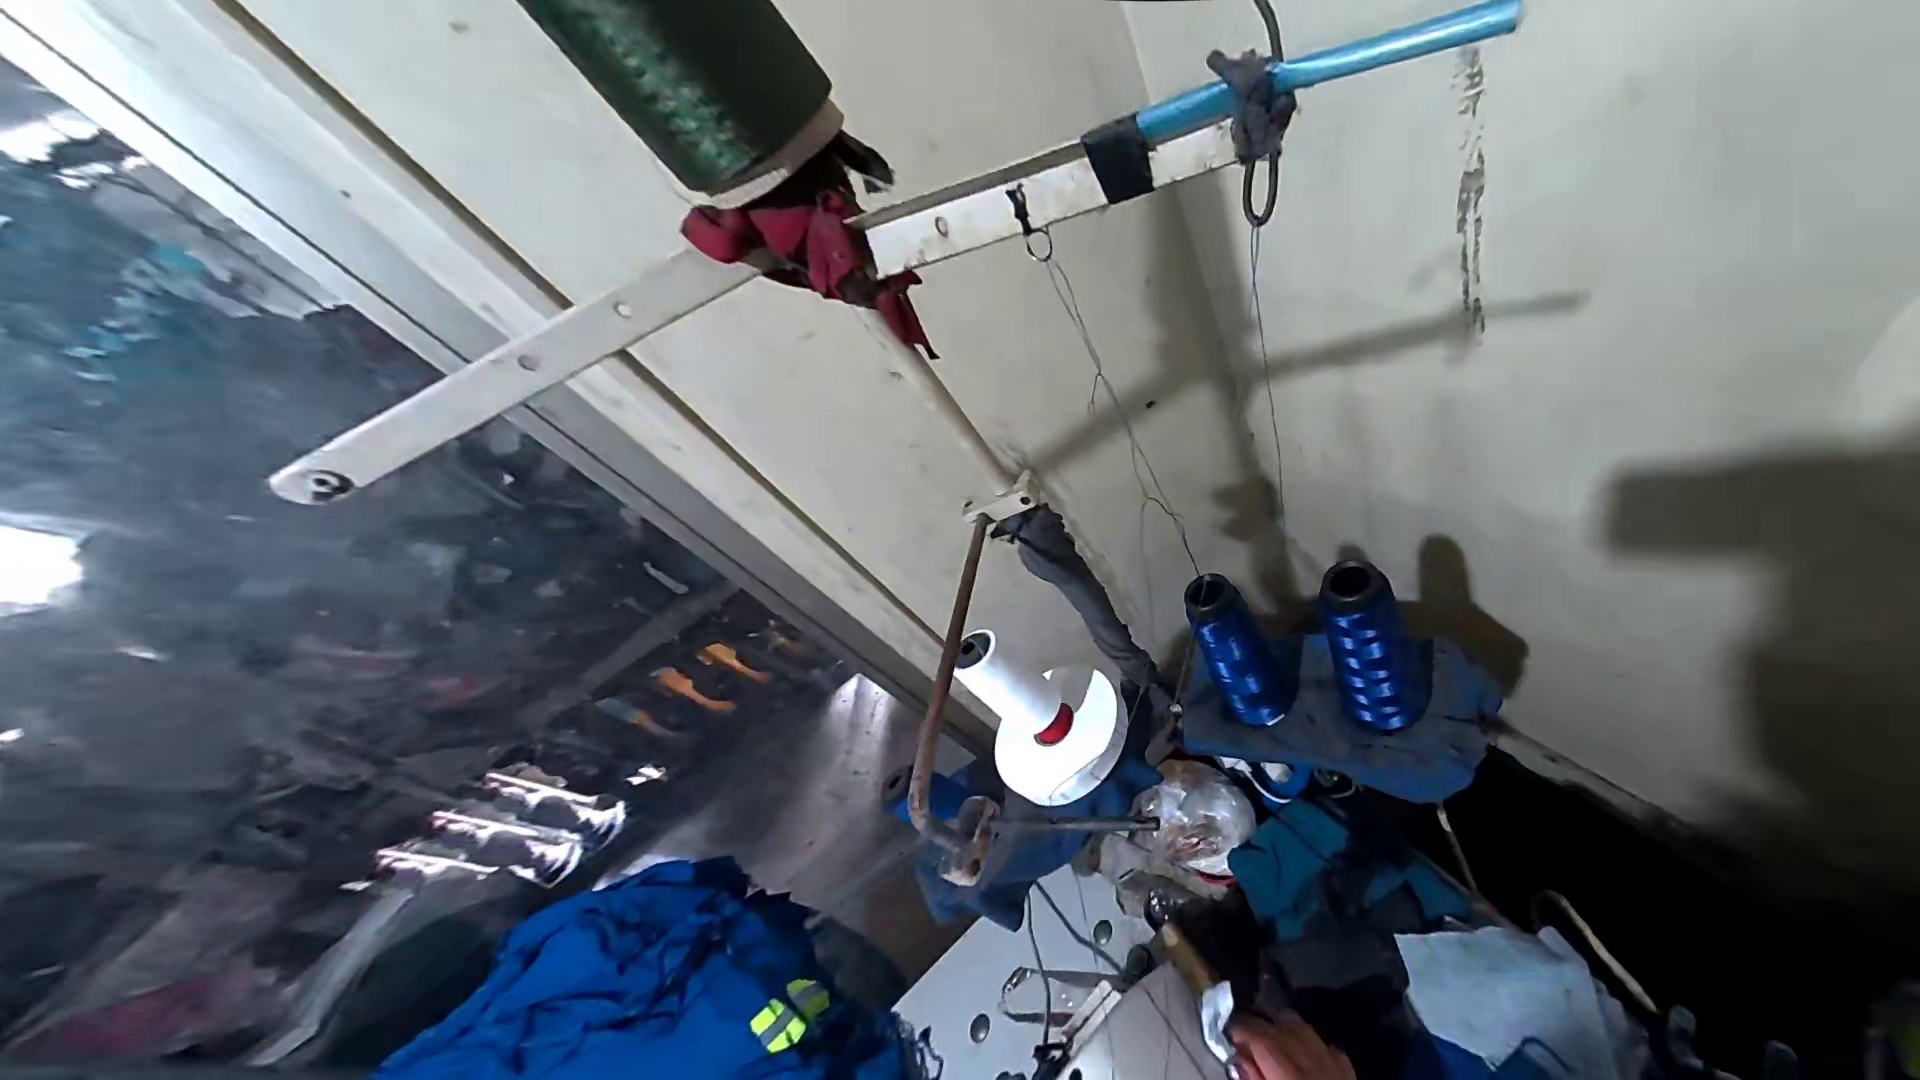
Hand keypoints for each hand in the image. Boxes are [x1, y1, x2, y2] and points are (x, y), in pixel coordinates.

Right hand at [1228, 1012, 1354, 1079]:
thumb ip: (1254, 1078)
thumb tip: (1238, 1057)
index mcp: (1284, 1065)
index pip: (1254, 1032)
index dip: (1238, 1030)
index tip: (1230, 1037)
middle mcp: (1306, 1053)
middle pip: (1276, 1022)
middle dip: (1258, 1026)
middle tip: (1246, 1037)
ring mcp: (1330, 1058)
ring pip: (1301, 1026)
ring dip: (1283, 1028)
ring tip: (1274, 1040)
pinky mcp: (1348, 1070)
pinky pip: (1327, 1047)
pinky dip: (1313, 1048)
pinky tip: (1309, 1058)